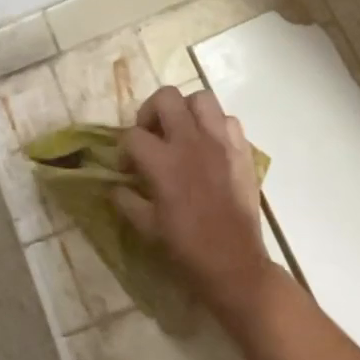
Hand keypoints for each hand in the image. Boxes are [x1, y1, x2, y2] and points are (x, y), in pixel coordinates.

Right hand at [113, 86, 276, 317]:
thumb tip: (116, 186)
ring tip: (180, 133)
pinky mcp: (242, 149)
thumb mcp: (146, 227)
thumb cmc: (186, 247)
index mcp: (164, 163)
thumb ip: (126, 200)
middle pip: (166, 98)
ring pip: (200, 98)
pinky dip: (214, 125)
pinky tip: (208, 147)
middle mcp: (192, 142)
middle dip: (150, 112)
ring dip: (185, 110)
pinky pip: (227, 119)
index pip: (133, 135)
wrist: (234, 262)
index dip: (124, 149)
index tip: (127, 167)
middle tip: (151, 136)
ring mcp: (221, 142)